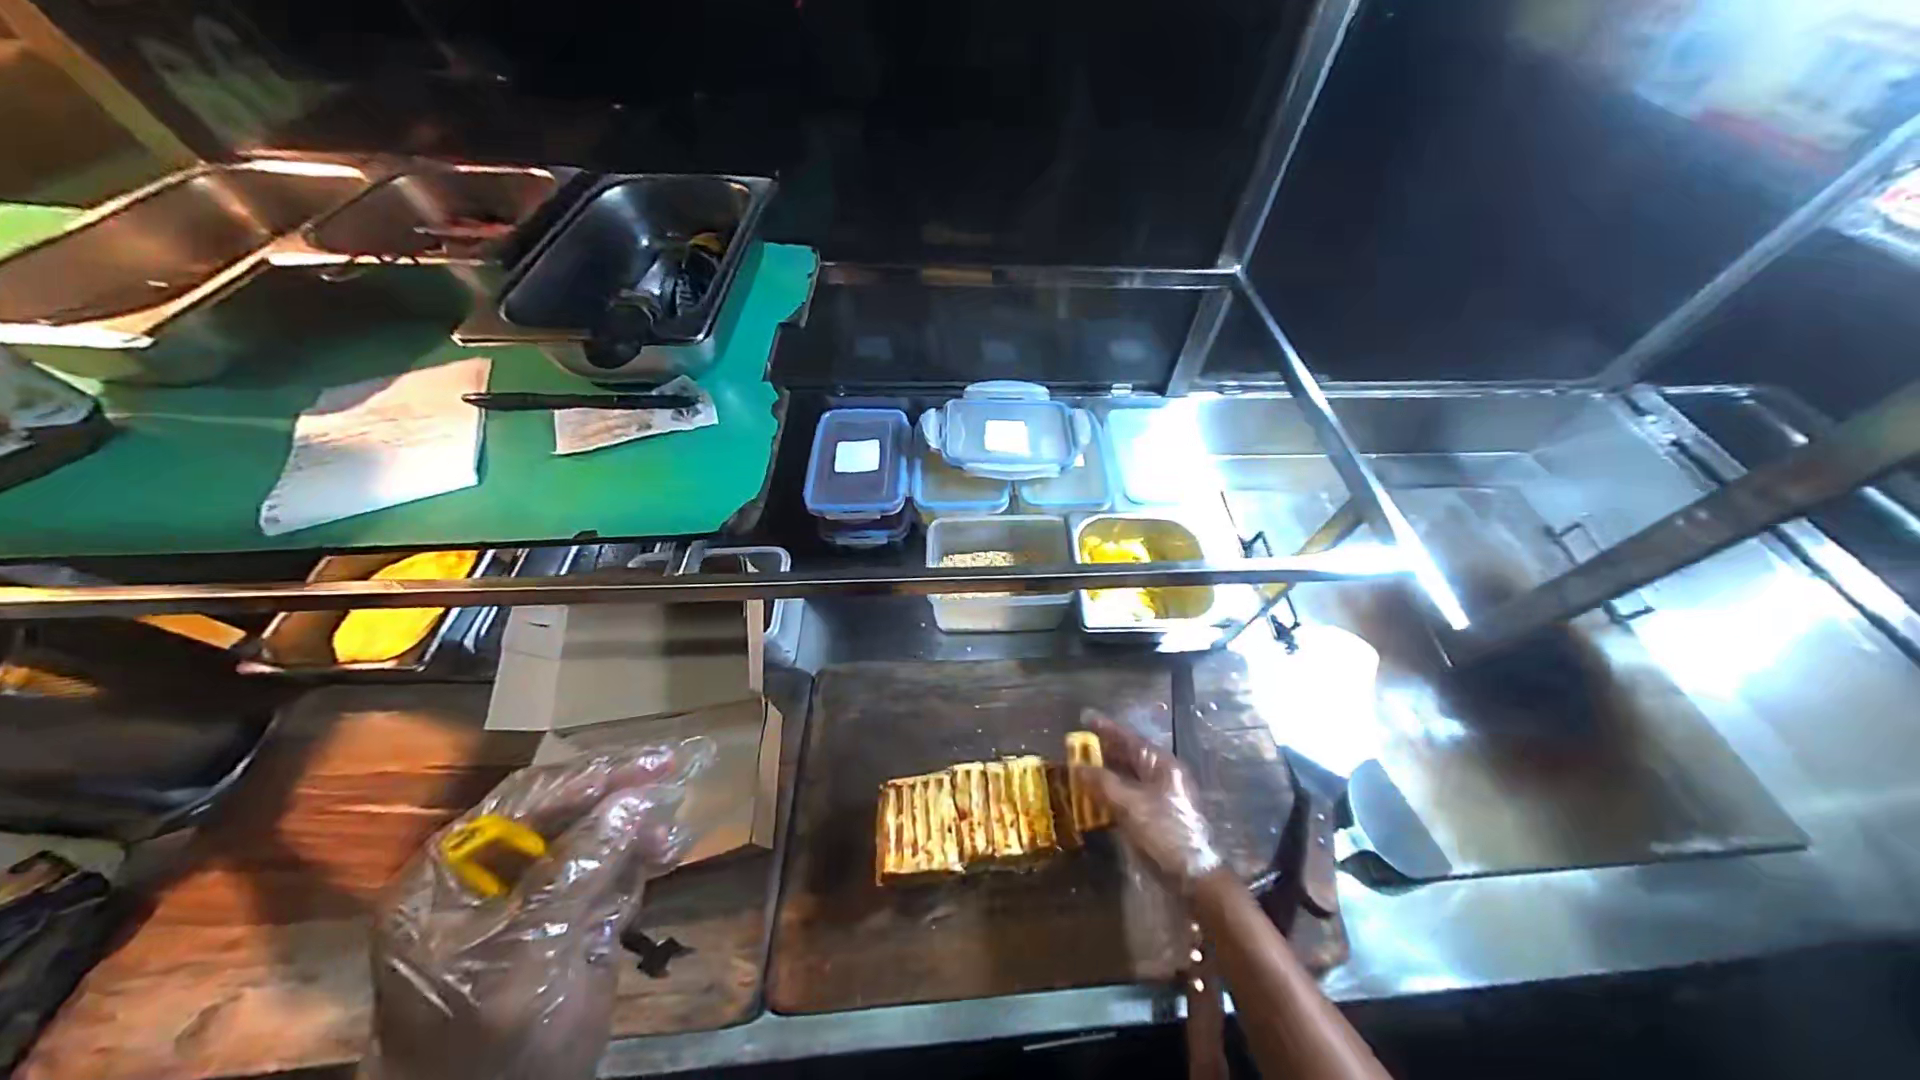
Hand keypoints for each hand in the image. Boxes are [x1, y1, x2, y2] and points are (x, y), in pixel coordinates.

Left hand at [367, 739, 714, 1079]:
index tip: (654, 763)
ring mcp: (531, 901)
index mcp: (452, 875)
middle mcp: (489, 877)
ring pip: (592, 840)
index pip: (528, 800)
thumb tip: (634, 799)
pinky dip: (638, 862)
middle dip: (618, 799)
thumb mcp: (526, 956)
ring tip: (669, 839)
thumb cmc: (485, 1048)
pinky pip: (607, 875)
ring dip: (634, 831)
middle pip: (563, 813)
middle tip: (672, 779)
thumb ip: (575, 873)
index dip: (593, 775)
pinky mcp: (566, 923)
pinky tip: (665, 855)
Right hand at [1074, 710, 1222, 892]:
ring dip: (1104, 773)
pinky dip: (1110, 792)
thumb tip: (1076, 767)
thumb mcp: (1129, 805)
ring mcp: (1161, 796)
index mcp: (1161, 765)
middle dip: (1102, 751)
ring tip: (1079, 768)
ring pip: (1127, 776)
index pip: (1129, 738)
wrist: (1193, 876)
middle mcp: (1162, 775)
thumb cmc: (1163, 832)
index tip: (1084, 717)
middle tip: (1076, 746)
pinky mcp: (1157, 815)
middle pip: (1128, 755)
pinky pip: (1128, 795)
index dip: (1106, 728)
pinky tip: (1094, 797)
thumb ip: (1101, 782)